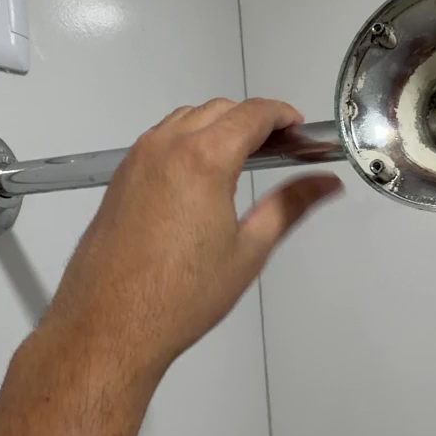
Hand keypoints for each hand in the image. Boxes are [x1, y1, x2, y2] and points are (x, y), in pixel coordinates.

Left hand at [37, 98, 342, 381]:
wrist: (110, 325)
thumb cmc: (178, 296)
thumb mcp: (249, 249)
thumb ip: (291, 205)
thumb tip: (325, 184)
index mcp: (203, 159)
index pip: (252, 114)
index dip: (283, 115)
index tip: (299, 129)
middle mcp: (166, 147)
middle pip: (220, 109)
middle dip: (253, 120)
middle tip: (280, 148)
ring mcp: (137, 159)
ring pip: (187, 119)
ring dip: (219, 126)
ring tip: (244, 160)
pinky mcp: (120, 177)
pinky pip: (161, 139)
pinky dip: (189, 141)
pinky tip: (202, 177)